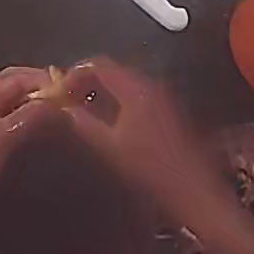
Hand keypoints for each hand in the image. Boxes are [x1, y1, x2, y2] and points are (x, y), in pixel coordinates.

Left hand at [0, 67, 61, 221]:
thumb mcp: (7, 136)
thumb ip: (34, 115)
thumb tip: (61, 104)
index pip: (21, 76)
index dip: (48, 80)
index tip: (73, 90)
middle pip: (14, 84)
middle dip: (40, 88)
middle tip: (66, 99)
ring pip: (11, 101)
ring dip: (33, 102)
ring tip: (56, 113)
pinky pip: (6, 116)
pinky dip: (24, 116)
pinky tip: (36, 129)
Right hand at [62, 58, 218, 209]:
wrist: (194, 189)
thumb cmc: (150, 168)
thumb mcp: (110, 147)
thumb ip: (83, 123)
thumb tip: (63, 108)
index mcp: (134, 88)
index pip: (98, 64)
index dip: (74, 73)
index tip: (58, 91)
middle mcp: (149, 83)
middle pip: (111, 68)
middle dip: (86, 79)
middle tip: (66, 97)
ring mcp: (161, 94)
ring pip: (123, 79)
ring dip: (101, 87)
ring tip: (81, 105)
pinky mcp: (166, 106)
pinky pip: (134, 90)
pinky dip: (116, 95)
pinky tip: (106, 115)